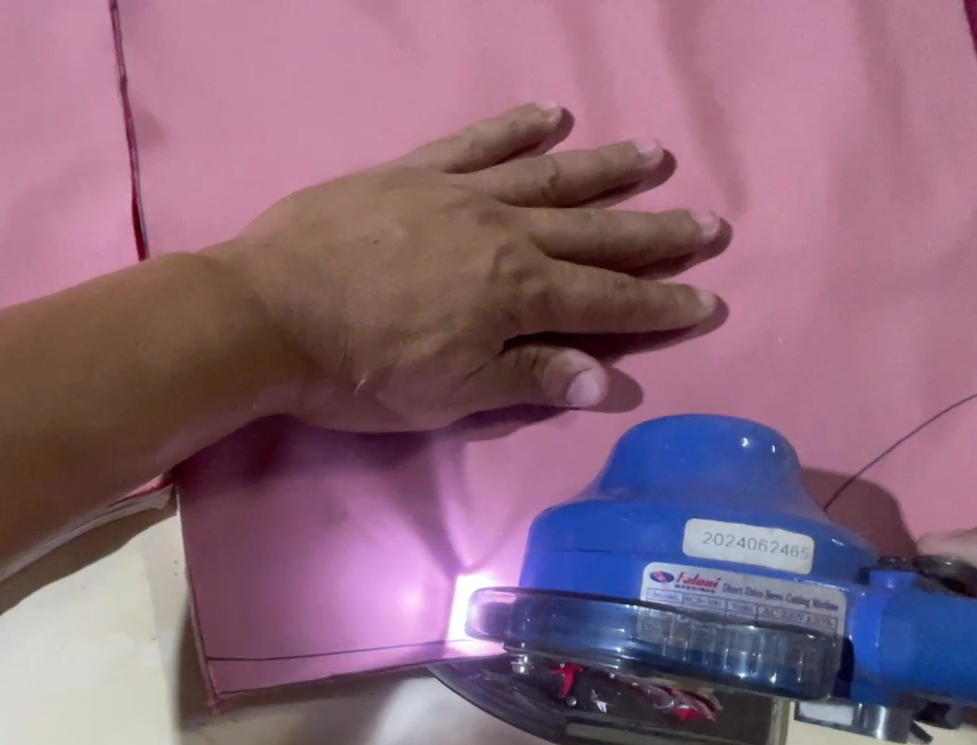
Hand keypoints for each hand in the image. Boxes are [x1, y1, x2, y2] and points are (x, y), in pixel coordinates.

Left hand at [204, 103, 724, 431]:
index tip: (707, 300)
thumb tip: (609, 383)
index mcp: (514, 296)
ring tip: (655, 159)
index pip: (604, 301)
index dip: (657, 306)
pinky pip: (477, 142)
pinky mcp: (411, 174)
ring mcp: (457, 195)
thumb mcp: (446, 396)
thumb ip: (526, 380)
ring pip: (549, 178)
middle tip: (708, 226)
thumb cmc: (354, 373)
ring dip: (606, 171)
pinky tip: (553, 115)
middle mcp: (502, 234)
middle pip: (593, 233)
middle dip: (654, 235)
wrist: (268, 314)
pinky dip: (518, 128)